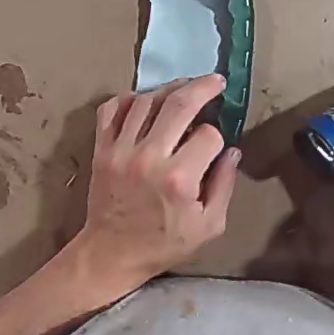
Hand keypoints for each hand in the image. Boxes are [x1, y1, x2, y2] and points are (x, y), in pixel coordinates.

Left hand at [64, 74, 240, 295]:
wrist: (111, 253)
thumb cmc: (164, 243)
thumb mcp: (209, 226)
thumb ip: (224, 186)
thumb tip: (232, 151)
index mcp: (179, 179)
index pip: (208, 135)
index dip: (217, 137)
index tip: (216, 146)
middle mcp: (149, 157)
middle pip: (179, 104)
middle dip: (203, 87)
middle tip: (215, 80)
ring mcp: (120, 150)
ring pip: (147, 100)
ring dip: (169, 89)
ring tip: (184, 89)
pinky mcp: (101, 149)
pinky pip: (112, 109)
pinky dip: (129, 98)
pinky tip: (145, 101)